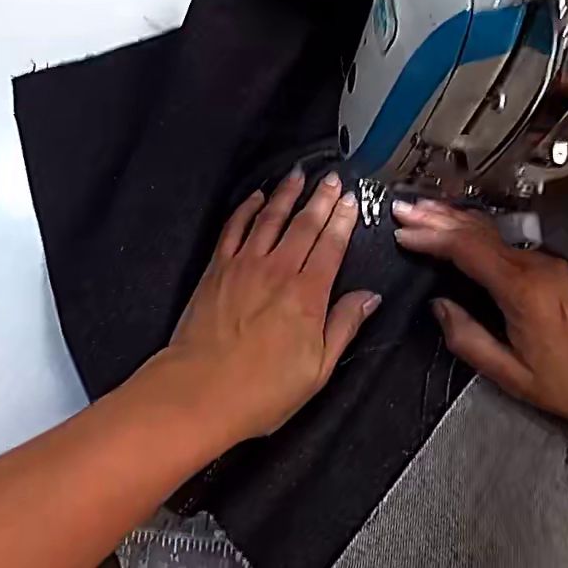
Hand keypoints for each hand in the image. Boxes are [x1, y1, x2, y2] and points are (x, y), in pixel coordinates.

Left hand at [153, 171, 380, 443]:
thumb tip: (368, 299)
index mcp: (307, 293)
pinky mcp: (219, 267)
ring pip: (272, 217)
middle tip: (331, 179)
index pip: (332, 244)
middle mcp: (279, 270)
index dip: (344, 219)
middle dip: (321, 198)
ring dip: (287, 193)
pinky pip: (235, 227)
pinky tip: (256, 197)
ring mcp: (246, 264)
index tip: (350, 201)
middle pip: (305, 223)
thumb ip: (345, 326)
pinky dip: (247, 208)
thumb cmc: (259, 389)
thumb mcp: (317, 369)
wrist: (199, 392)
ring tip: (298, 175)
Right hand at [393, 200, 567, 444]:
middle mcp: (537, 265)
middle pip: (478, 230)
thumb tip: (439, 305)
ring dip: (455, 220)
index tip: (403, 232)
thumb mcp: (512, 375)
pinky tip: (462, 229)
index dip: (431, 237)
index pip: (466, 249)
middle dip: (436, 217)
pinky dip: (476, 232)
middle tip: (404, 208)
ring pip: (492, 232)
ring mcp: (549, 263)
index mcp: (523, 289)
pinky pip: (507, 241)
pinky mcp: (555, 268)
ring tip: (424, 211)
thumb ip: (468, 338)